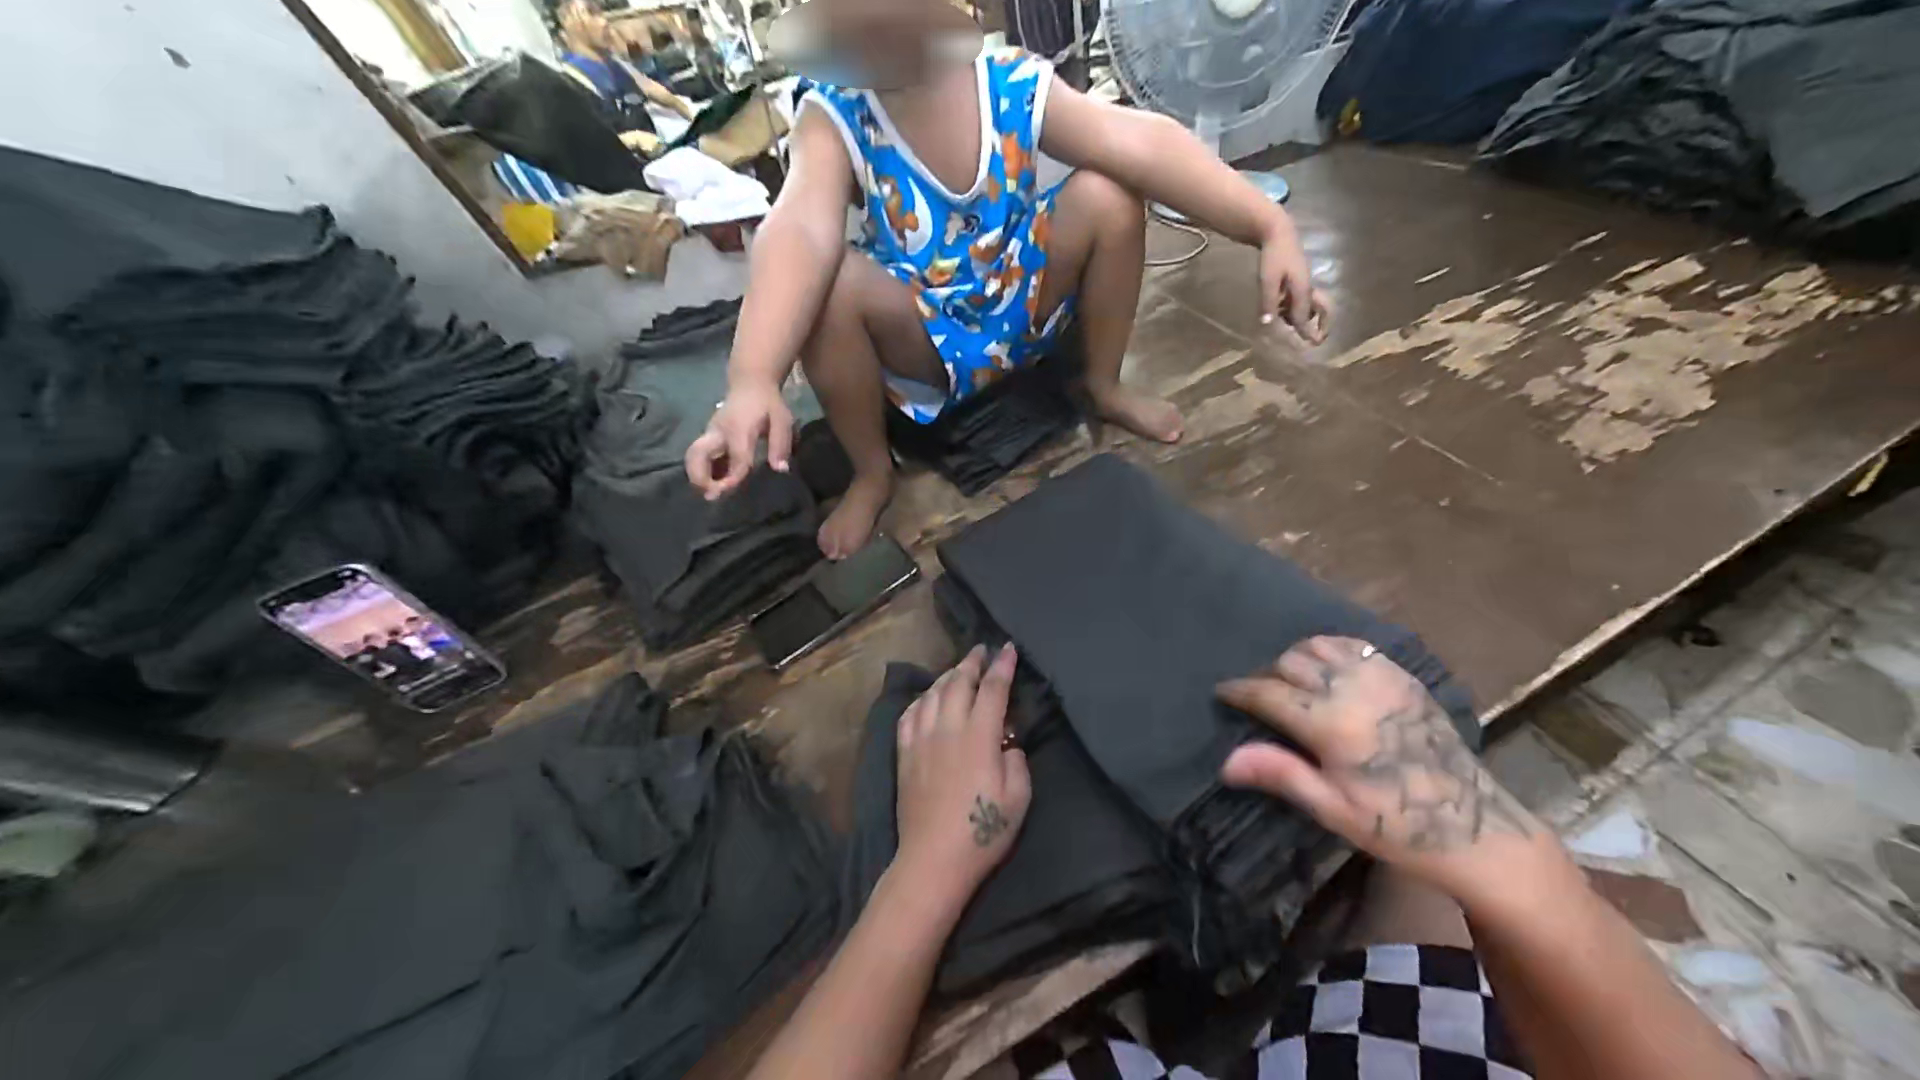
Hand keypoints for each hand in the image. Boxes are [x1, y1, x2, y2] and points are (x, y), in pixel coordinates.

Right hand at [685, 380, 792, 499]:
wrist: (750, 382)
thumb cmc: (768, 403)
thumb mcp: (781, 419)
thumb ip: (780, 444)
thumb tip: (780, 470)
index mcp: (739, 429)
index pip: (735, 458)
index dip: (733, 477)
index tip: (731, 491)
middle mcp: (718, 432)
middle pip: (697, 454)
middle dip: (700, 477)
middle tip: (711, 496)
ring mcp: (710, 433)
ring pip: (693, 456)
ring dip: (698, 476)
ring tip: (711, 494)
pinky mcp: (709, 436)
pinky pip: (700, 456)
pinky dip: (703, 471)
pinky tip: (715, 484)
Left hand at [893, 644, 1031, 909]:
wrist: (933, 858)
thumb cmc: (982, 831)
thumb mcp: (1018, 798)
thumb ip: (1017, 761)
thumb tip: (1007, 743)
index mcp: (979, 735)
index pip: (993, 689)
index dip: (1003, 666)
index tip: (1008, 648)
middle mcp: (948, 728)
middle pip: (958, 682)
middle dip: (972, 662)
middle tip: (982, 650)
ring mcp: (921, 739)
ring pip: (932, 693)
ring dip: (947, 675)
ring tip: (958, 670)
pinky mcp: (904, 754)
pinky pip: (910, 714)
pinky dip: (921, 699)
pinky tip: (927, 698)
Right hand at [1216, 636, 1538, 898]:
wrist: (1477, 828)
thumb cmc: (1397, 825)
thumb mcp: (1333, 810)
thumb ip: (1280, 774)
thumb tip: (1225, 761)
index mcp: (1332, 724)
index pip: (1268, 693)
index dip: (1239, 691)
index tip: (1222, 693)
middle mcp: (1353, 690)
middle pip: (1289, 663)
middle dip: (1265, 676)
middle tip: (1258, 697)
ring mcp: (1382, 678)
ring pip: (1318, 646)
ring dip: (1295, 659)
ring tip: (1289, 681)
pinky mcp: (1403, 677)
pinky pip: (1352, 645)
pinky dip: (1328, 649)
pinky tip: (1325, 668)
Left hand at [1257, 218, 1330, 344]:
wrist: (1278, 232)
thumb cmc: (1273, 256)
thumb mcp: (1268, 279)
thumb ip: (1268, 302)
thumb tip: (1267, 323)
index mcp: (1303, 288)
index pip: (1304, 315)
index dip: (1306, 331)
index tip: (1311, 344)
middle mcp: (1307, 287)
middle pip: (1320, 309)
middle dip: (1320, 324)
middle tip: (1315, 339)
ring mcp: (1303, 283)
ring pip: (1308, 306)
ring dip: (1302, 317)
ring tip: (1291, 328)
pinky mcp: (1297, 280)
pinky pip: (1299, 300)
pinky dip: (1294, 309)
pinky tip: (1281, 313)